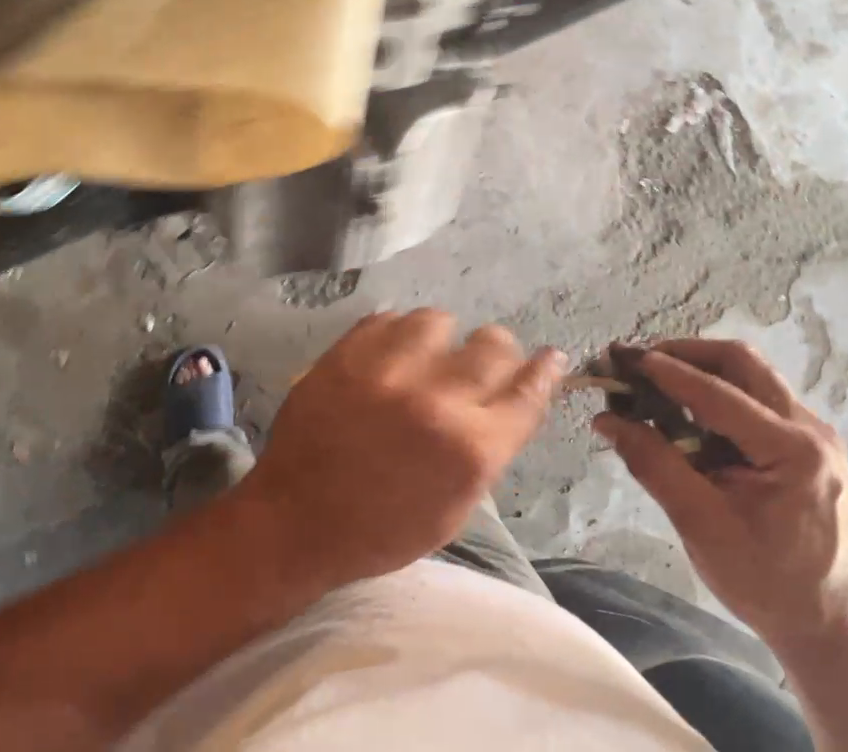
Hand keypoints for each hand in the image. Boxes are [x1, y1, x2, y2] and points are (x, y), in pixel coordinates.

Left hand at [237, 309, 565, 583]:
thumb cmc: (382, 529)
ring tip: (425, 357)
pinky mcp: (345, 356)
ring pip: (437, 320)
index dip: (544, 371)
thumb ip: (489, 449)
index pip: (528, 392)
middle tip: (479, 362)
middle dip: (496, 351)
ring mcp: (387, 372)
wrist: (297, 520)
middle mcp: (436, 401)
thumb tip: (513, 401)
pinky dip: (394, 334)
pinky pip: (385, 319)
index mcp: (471, 449)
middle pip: (492, 345)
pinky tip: (389, 356)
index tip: (549, 357)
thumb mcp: (454, 507)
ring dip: (440, 338)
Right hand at [594, 340, 847, 652]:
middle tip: (637, 363)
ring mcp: (814, 436)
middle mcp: (811, 429)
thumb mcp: (701, 524)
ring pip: (751, 378)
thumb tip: (607, 420)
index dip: (664, 372)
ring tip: (651, 385)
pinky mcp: (808, 447)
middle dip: (684, 354)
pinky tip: (683, 418)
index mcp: (793, 450)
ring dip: (699, 373)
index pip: (717, 393)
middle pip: (742, 363)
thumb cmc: (765, 581)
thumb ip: (654, 464)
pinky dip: (716, 397)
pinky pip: (757, 403)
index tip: (622, 358)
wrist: (830, 626)